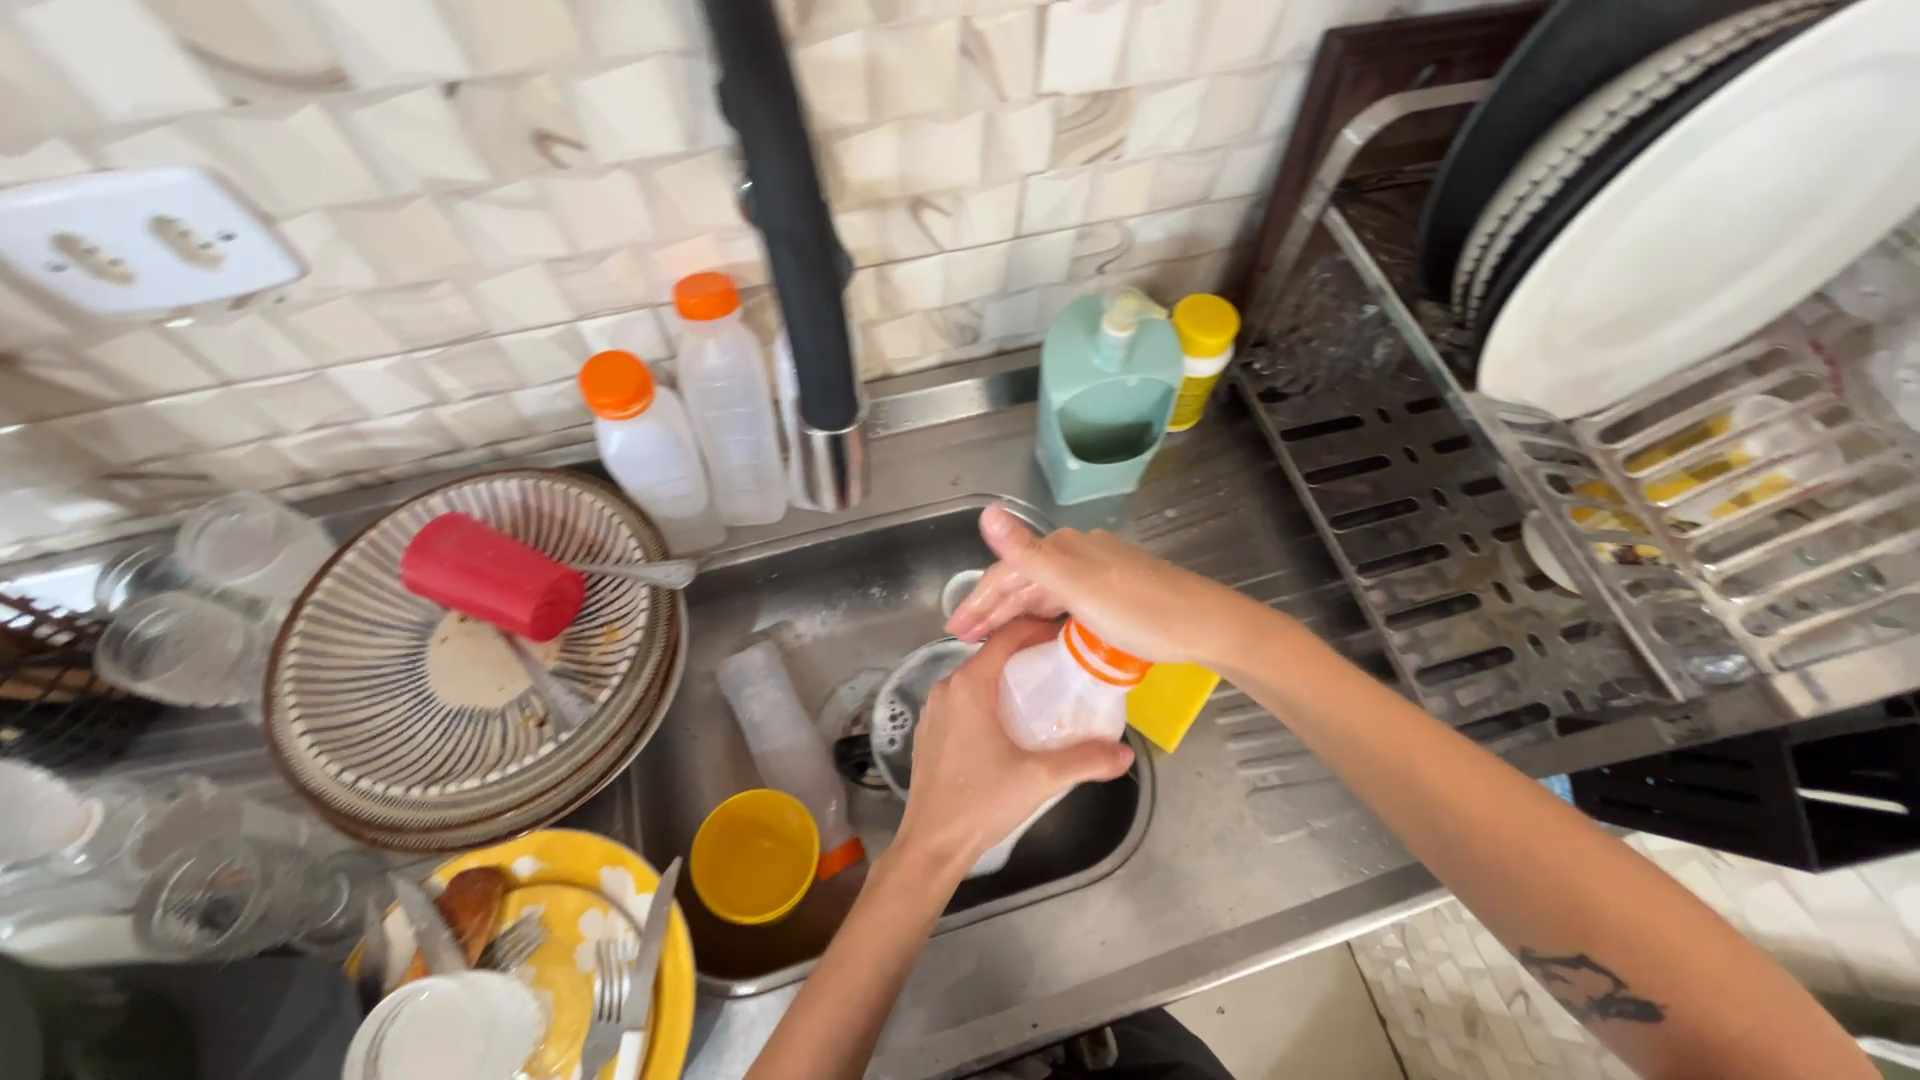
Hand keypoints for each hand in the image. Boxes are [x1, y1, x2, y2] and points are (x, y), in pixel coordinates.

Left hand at [893, 617, 1134, 871]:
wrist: (932, 844)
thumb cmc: (981, 802)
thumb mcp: (1040, 779)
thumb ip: (1086, 761)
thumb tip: (1126, 754)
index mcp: (968, 686)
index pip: (1006, 636)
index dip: (1038, 629)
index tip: (1069, 636)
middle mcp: (946, 689)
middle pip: (991, 655)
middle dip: (1028, 654)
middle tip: (1065, 665)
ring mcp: (934, 712)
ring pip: (976, 679)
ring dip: (1008, 678)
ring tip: (1044, 692)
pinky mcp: (931, 733)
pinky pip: (964, 701)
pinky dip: (989, 699)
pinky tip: (1012, 723)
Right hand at [944, 504, 1246, 664]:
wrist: (1204, 625)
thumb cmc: (1139, 611)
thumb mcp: (1077, 585)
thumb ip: (1029, 554)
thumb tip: (987, 511)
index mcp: (1064, 548)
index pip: (1007, 572)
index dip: (978, 600)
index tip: (955, 630)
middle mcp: (1077, 553)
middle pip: (1023, 580)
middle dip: (990, 608)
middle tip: (963, 638)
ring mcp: (1096, 573)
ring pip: (1042, 592)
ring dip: (1013, 614)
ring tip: (989, 639)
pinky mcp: (1111, 593)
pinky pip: (1061, 602)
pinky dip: (1040, 617)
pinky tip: (1037, 632)